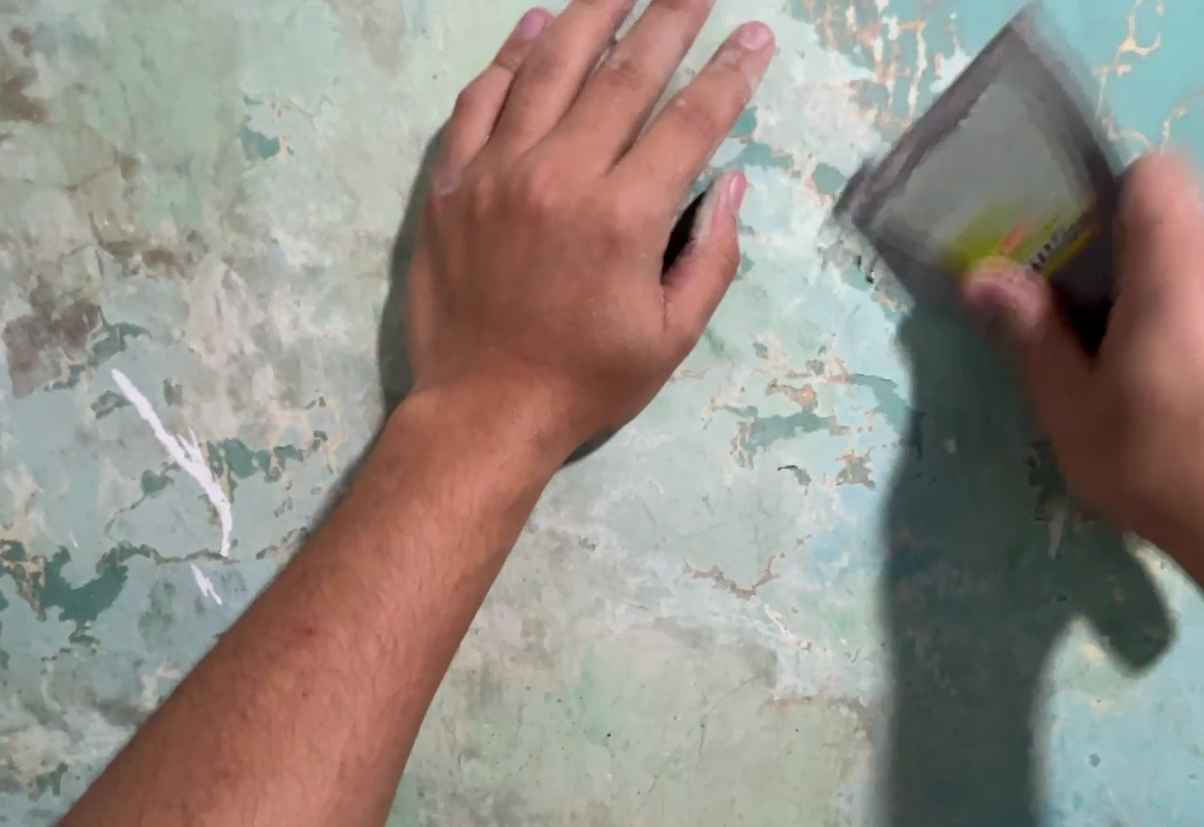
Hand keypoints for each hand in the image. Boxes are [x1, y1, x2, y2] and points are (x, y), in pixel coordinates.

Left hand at [405, 0, 773, 464]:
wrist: (485, 411)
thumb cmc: (585, 384)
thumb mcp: (669, 341)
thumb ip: (710, 261)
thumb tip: (732, 187)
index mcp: (624, 219)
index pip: (689, 123)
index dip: (729, 76)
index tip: (753, 40)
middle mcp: (562, 175)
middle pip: (625, 75)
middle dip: (671, 20)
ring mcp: (497, 173)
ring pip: (549, 66)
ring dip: (593, 14)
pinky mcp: (450, 183)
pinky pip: (481, 99)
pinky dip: (511, 56)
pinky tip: (536, 26)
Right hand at [966, 153, 1203, 595]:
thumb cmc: (1160, 470)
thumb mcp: (1072, 412)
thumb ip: (1031, 334)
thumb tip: (982, 276)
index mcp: (1179, 275)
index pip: (1156, 177)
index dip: (1116, 201)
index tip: (1088, 262)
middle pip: (1180, 250)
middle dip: (1141, 293)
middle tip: (1116, 369)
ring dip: (1188, 326)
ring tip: (1172, 406)